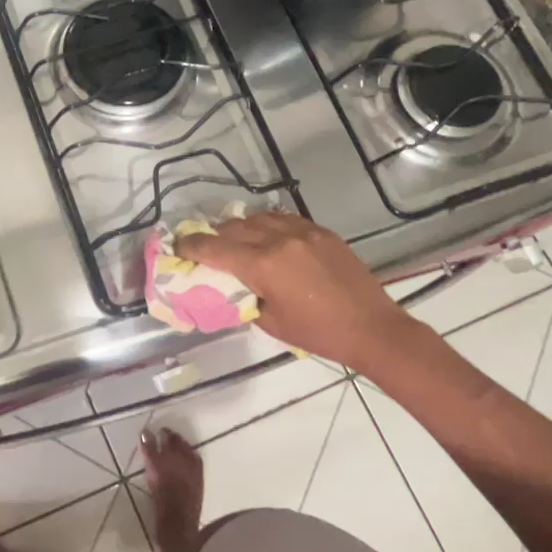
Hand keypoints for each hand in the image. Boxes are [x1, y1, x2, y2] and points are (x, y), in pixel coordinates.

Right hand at [176, 212, 416, 367]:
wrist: (373, 328)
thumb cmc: (319, 333)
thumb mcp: (271, 322)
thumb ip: (245, 297)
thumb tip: (232, 285)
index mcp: (262, 265)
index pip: (214, 247)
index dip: (191, 246)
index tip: (178, 247)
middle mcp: (278, 239)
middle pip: (232, 227)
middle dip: (213, 236)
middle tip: (204, 247)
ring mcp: (302, 231)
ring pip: (257, 218)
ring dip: (239, 227)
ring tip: (234, 240)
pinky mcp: (320, 231)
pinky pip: (283, 218)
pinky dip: (266, 225)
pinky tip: (266, 237)